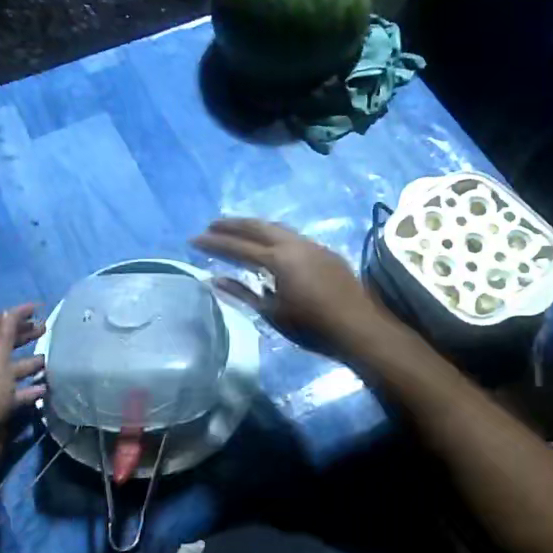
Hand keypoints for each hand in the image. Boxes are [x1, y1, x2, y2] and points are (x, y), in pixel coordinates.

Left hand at [0, 303, 45, 450]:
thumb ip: (2, 337)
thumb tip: (8, 312)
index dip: (14, 315)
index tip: (37, 307)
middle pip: (1, 347)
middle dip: (22, 337)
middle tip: (46, 330)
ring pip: (8, 372)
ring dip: (28, 364)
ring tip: (49, 361)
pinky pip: (12, 395)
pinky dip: (27, 390)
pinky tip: (43, 390)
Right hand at [192, 218, 389, 355]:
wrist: (359, 327)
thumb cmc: (312, 327)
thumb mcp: (272, 314)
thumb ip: (243, 293)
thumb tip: (215, 280)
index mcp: (278, 260)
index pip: (238, 247)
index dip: (214, 243)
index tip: (193, 239)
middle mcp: (295, 245)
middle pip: (258, 227)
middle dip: (233, 224)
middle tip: (212, 225)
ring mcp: (313, 246)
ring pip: (278, 228)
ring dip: (255, 226)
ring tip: (238, 229)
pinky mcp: (326, 253)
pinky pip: (293, 236)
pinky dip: (274, 235)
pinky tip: (271, 245)